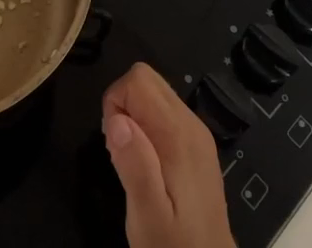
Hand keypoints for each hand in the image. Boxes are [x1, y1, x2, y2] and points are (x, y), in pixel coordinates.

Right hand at [102, 63, 235, 247]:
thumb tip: (117, 119)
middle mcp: (191, 123)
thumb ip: (134, 165)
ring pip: (155, 94)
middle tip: (121, 152)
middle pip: (147, 79)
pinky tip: (147, 166)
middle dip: (123, 106)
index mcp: (179, 134)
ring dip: (134, 117)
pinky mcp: (196, 144)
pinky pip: (164, 113)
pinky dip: (146, 127)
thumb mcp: (147, 213)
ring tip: (133, 162)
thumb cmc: (174, 244)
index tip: (114, 143)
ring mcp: (196, 132)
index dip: (116, 104)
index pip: (138, 80)